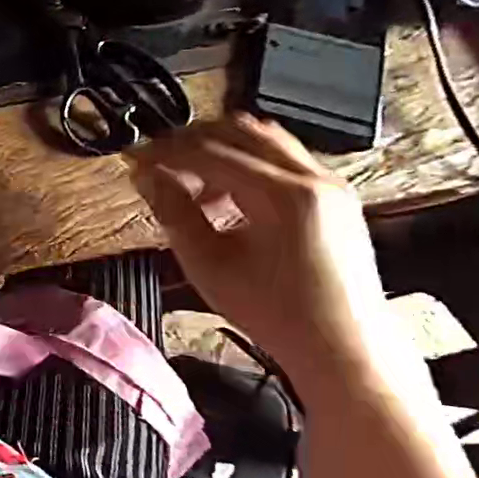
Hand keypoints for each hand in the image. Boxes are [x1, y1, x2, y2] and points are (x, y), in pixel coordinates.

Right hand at [130, 115, 413, 400]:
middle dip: (192, 140)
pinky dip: (246, 165)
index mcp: (284, 195)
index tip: (135, 157)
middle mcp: (315, 179)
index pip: (209, 151)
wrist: (343, 346)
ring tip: (188, 179)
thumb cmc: (276, 313)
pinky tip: (223, 196)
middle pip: (241, 131)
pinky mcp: (335, 199)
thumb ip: (173, 212)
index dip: (164, 151)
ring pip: (265, 141)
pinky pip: (284, 161)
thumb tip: (145, 176)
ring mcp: (331, 186)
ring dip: (220, 150)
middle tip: (158, 157)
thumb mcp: (207, 263)